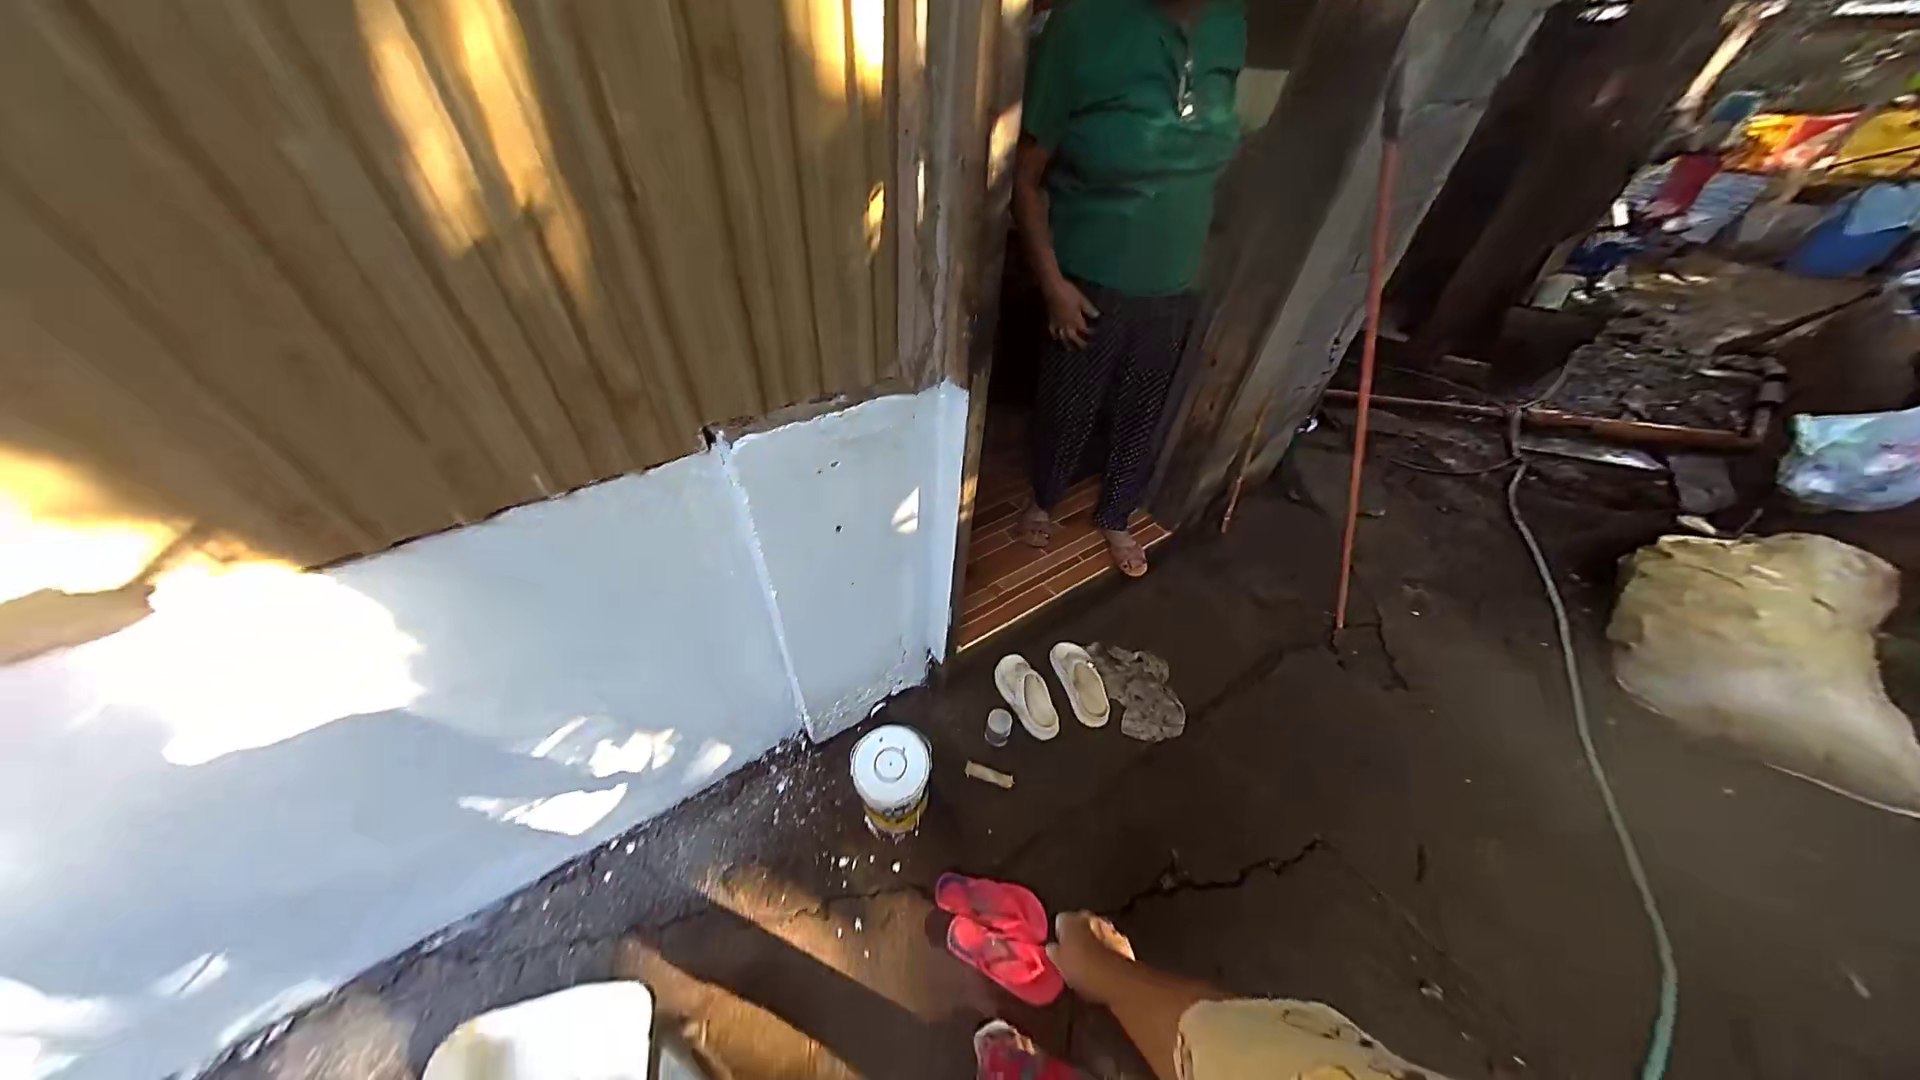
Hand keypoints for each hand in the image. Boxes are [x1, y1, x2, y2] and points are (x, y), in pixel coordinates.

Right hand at [1043, 279, 1099, 348]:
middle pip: (1074, 338)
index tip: (1096, 335)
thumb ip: (1089, 309)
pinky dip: (1055, 336)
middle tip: (1084, 349)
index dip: (1091, 333)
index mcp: (1076, 320)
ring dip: (1067, 344)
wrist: (1053, 289)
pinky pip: (1053, 331)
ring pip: (1063, 337)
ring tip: (1070, 350)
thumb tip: (1097, 316)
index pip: (1085, 330)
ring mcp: (1058, 324)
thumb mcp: (1082, 299)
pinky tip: (1056, 338)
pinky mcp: (1051, 321)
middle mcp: (1067, 325)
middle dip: (1080, 343)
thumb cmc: (1069, 292)